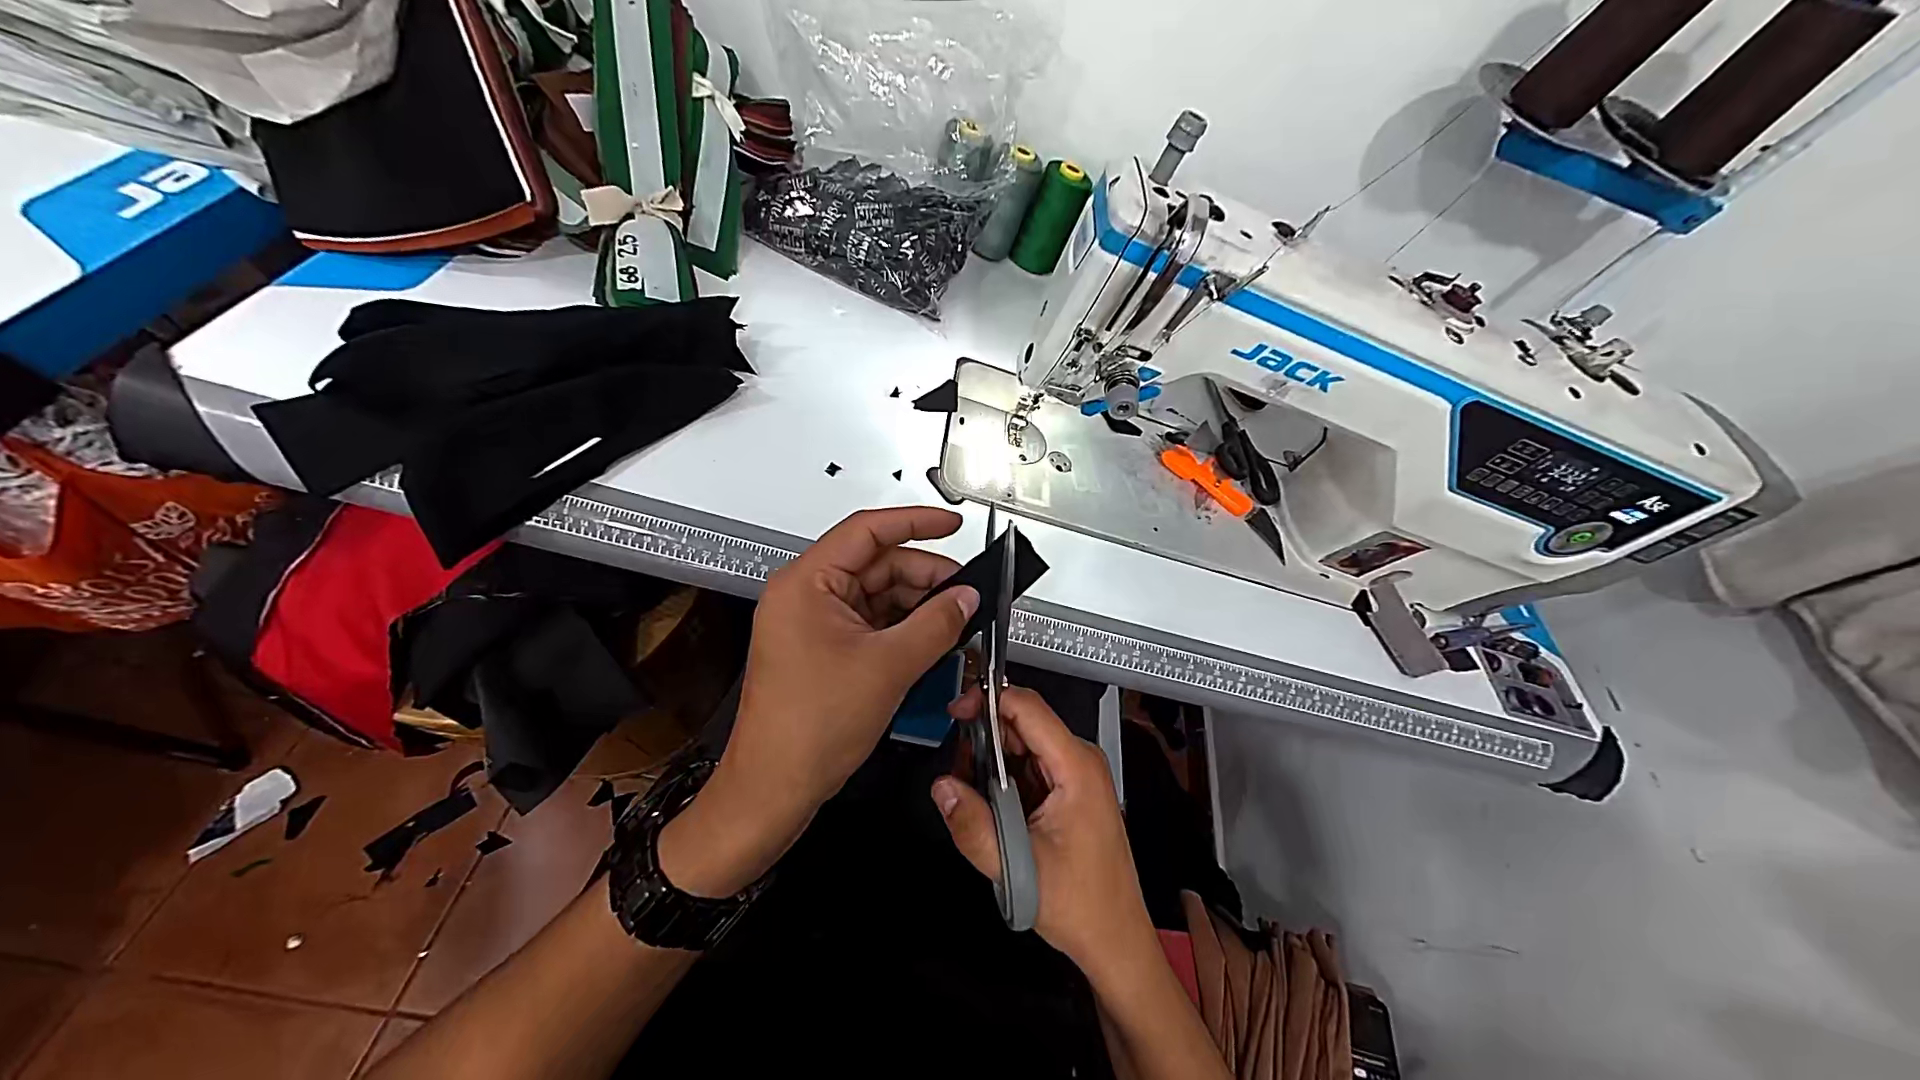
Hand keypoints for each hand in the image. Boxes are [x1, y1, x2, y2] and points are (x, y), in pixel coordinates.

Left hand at [659, 507, 976, 896]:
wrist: (774, 786)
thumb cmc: (802, 731)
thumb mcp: (887, 667)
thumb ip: (936, 625)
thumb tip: (963, 600)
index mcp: (806, 584)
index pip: (868, 531)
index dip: (915, 523)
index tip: (949, 523)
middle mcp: (806, 597)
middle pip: (878, 566)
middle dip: (926, 578)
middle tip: (964, 594)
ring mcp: (815, 624)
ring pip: (879, 597)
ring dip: (918, 608)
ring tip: (954, 622)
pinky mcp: (825, 649)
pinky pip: (873, 625)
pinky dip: (904, 631)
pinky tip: (932, 642)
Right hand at [933, 686, 1158, 982]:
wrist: (1114, 938)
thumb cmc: (1084, 905)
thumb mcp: (1017, 868)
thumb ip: (973, 825)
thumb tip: (944, 788)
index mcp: (1076, 767)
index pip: (1027, 707)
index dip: (988, 700)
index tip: (957, 711)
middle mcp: (1079, 761)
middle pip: (1021, 722)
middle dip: (984, 739)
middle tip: (960, 773)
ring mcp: (1075, 774)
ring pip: (1022, 744)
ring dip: (992, 761)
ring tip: (976, 798)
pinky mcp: (1068, 788)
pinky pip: (1028, 764)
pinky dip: (1003, 777)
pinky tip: (993, 808)